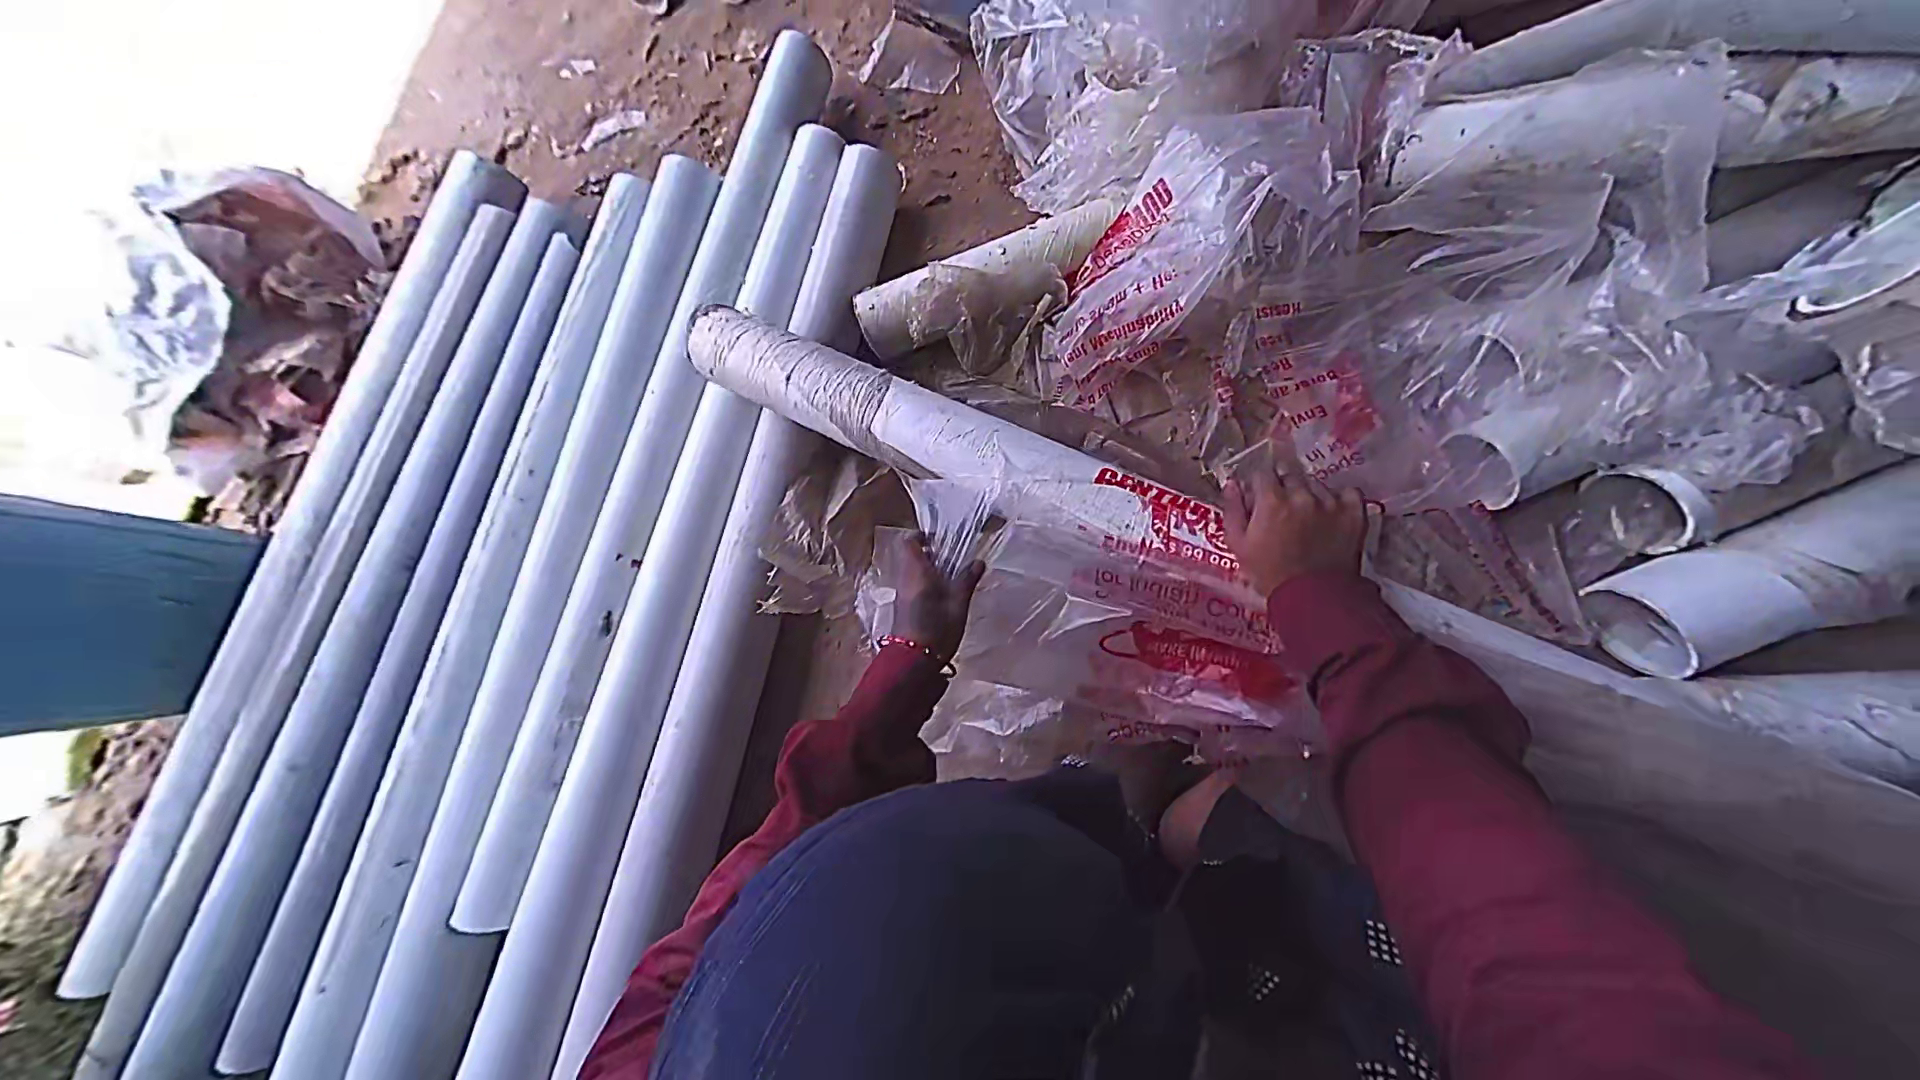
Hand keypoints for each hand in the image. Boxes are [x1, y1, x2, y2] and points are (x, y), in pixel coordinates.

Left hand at [890, 534, 985, 663]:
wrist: (914, 660)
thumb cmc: (937, 627)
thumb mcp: (958, 602)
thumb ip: (967, 579)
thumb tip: (978, 562)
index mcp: (916, 570)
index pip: (910, 541)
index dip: (923, 536)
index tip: (941, 541)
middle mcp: (905, 578)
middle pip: (912, 556)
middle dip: (932, 554)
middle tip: (954, 560)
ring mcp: (902, 594)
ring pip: (913, 572)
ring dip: (930, 571)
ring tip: (953, 578)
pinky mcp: (903, 608)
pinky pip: (914, 586)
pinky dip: (927, 584)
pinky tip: (944, 596)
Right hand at [1221, 461, 1368, 596]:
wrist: (1313, 596)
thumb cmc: (1268, 572)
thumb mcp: (1238, 543)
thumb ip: (1233, 509)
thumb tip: (1233, 483)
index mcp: (1271, 500)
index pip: (1262, 473)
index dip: (1258, 484)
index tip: (1257, 495)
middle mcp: (1301, 494)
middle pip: (1289, 474)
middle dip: (1282, 486)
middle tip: (1280, 506)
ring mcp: (1331, 501)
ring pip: (1316, 484)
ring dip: (1308, 493)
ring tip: (1305, 514)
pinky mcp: (1354, 512)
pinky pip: (1347, 492)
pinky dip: (1339, 498)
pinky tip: (1331, 512)